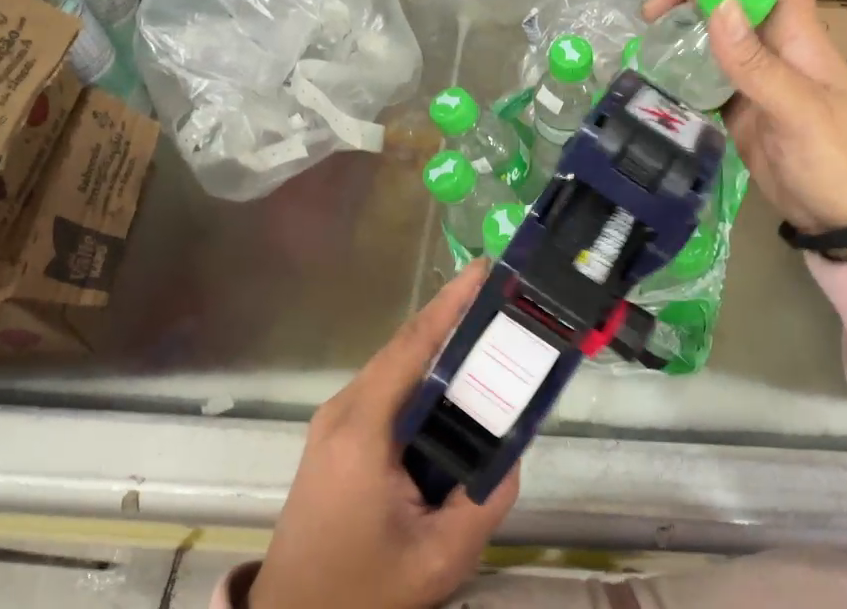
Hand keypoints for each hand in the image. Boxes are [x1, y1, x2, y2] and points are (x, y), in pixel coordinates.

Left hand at [250, 260, 517, 608]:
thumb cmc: (364, 590)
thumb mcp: (440, 557)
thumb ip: (486, 499)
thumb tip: (512, 449)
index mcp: (363, 430)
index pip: (412, 349)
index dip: (449, 305)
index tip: (485, 270)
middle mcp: (343, 411)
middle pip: (405, 349)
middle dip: (454, 319)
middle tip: (505, 302)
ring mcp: (335, 422)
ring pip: (396, 366)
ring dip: (441, 347)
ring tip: (490, 334)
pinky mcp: (337, 436)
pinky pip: (387, 390)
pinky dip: (425, 376)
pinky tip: (457, 385)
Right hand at [644, 0, 846, 233]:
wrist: (844, 221)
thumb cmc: (835, 161)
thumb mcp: (798, 112)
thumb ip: (756, 63)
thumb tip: (717, 5)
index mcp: (800, 37)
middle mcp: (777, 49)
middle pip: (736, 0)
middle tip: (652, 17)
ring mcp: (758, 79)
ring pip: (718, 36)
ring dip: (685, 33)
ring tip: (648, 44)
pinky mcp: (742, 108)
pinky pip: (710, 77)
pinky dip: (686, 72)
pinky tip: (661, 79)